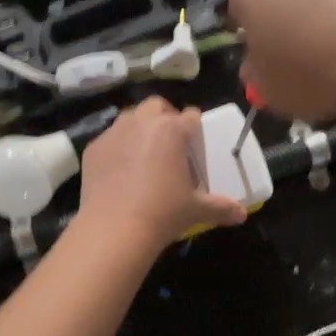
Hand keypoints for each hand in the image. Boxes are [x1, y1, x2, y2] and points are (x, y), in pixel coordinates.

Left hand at [76, 98, 247, 249]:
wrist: (115, 229)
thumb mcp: (196, 210)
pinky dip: (117, 148)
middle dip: (165, 117)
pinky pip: (109, 139)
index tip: (195, 143)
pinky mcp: (93, 148)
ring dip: (140, 128)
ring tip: (144, 153)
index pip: (191, 116)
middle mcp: (142, 122)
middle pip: (157, 106)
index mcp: (172, 130)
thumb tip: (241, 214)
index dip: (195, 127)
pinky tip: (120, 171)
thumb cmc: (163, 213)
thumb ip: (221, 207)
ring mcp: (114, 133)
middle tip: (170, 143)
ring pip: (130, 118)